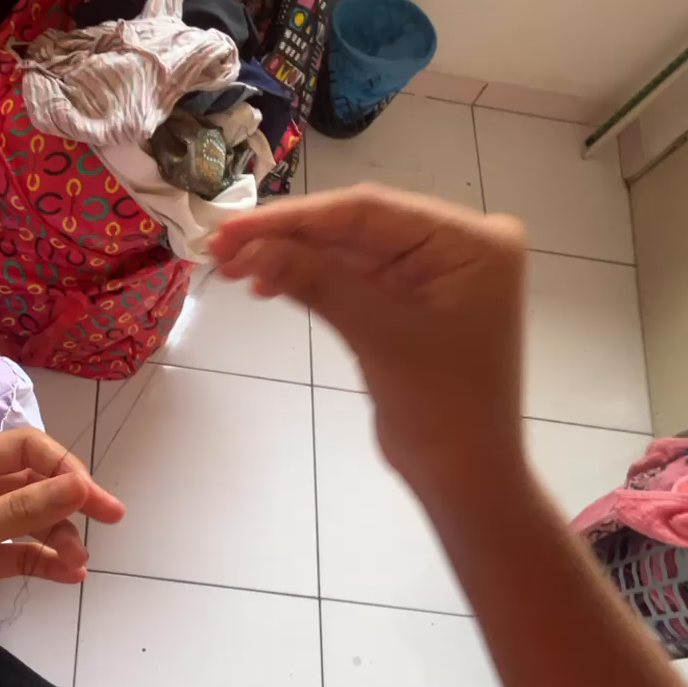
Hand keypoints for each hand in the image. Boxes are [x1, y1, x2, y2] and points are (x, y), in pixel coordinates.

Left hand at [0, 428, 124, 681]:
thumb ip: (16, 512)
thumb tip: (78, 486)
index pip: (19, 450)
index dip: (59, 465)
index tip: (89, 495)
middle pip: (28, 484)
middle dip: (67, 499)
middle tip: (111, 518)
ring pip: (27, 522)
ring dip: (57, 535)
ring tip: (77, 563)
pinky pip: (17, 556)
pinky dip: (43, 562)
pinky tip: (68, 575)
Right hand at [208, 184, 527, 485]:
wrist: (462, 474)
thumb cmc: (440, 408)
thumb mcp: (378, 336)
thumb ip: (317, 283)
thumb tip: (250, 248)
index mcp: (469, 240)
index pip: (367, 212)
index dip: (293, 217)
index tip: (231, 227)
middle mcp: (453, 245)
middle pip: (354, 229)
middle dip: (285, 237)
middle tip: (218, 248)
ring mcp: (429, 275)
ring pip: (345, 254)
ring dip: (289, 259)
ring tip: (231, 268)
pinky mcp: (405, 303)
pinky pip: (348, 281)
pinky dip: (307, 282)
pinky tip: (266, 284)